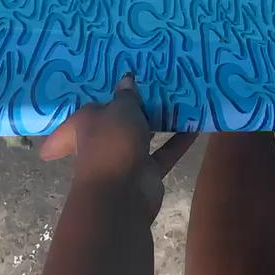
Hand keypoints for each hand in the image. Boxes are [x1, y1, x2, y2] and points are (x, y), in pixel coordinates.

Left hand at [39, 74, 196, 219]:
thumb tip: (126, 81)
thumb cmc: (112, 142)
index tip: (98, 92)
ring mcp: (124, 158)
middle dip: (132, 108)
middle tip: (153, 84)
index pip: (78, 117)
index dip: (87, 105)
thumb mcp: (121, 108)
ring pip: (142, 135)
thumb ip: (127, 95)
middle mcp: (102, 141)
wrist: (122, 193)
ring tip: (179, 98)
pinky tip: (197, 124)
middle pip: (117, 121)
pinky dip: (179, 140)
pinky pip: (165, 152)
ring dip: (158, 121)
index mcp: (84, 125)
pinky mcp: (146, 173)